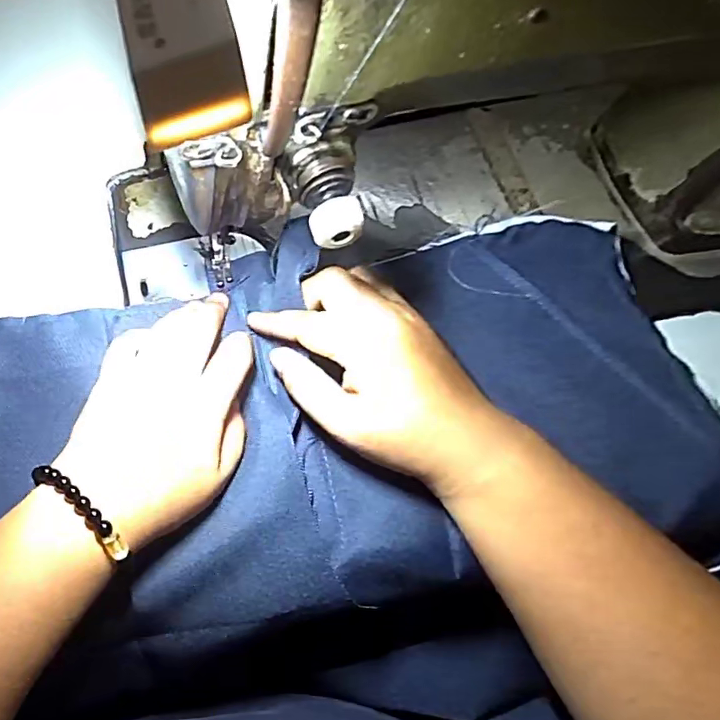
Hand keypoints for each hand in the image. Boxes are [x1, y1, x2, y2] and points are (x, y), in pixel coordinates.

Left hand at [52, 294, 252, 551]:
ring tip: (195, 309)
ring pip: (166, 327)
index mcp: (205, 408)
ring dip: (184, 313)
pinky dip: (144, 332)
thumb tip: (235, 397)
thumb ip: (235, 432)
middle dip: (213, 311)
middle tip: (219, 304)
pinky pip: (128, 340)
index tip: (242, 347)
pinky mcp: (109, 377)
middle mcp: (174, 382)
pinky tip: (153, 337)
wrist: (96, 504)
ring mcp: (138, 375)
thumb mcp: (217, 477)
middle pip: (198, 328)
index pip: (233, 356)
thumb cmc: (162, 499)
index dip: (242, 346)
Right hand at [249, 266, 517, 498]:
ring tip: (324, 325)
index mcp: (363, 338)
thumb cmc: (402, 438)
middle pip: (333, 280)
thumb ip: (306, 385)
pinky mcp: (419, 320)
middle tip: (297, 330)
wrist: (466, 440)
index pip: (307, 321)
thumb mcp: (343, 423)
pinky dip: (357, 296)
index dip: (275, 321)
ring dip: (333, 293)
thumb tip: (279, 357)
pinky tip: (354, 325)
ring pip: (359, 278)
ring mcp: (406, 313)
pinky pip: (379, 289)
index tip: (252, 319)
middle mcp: (384, 314)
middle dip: (306, 298)